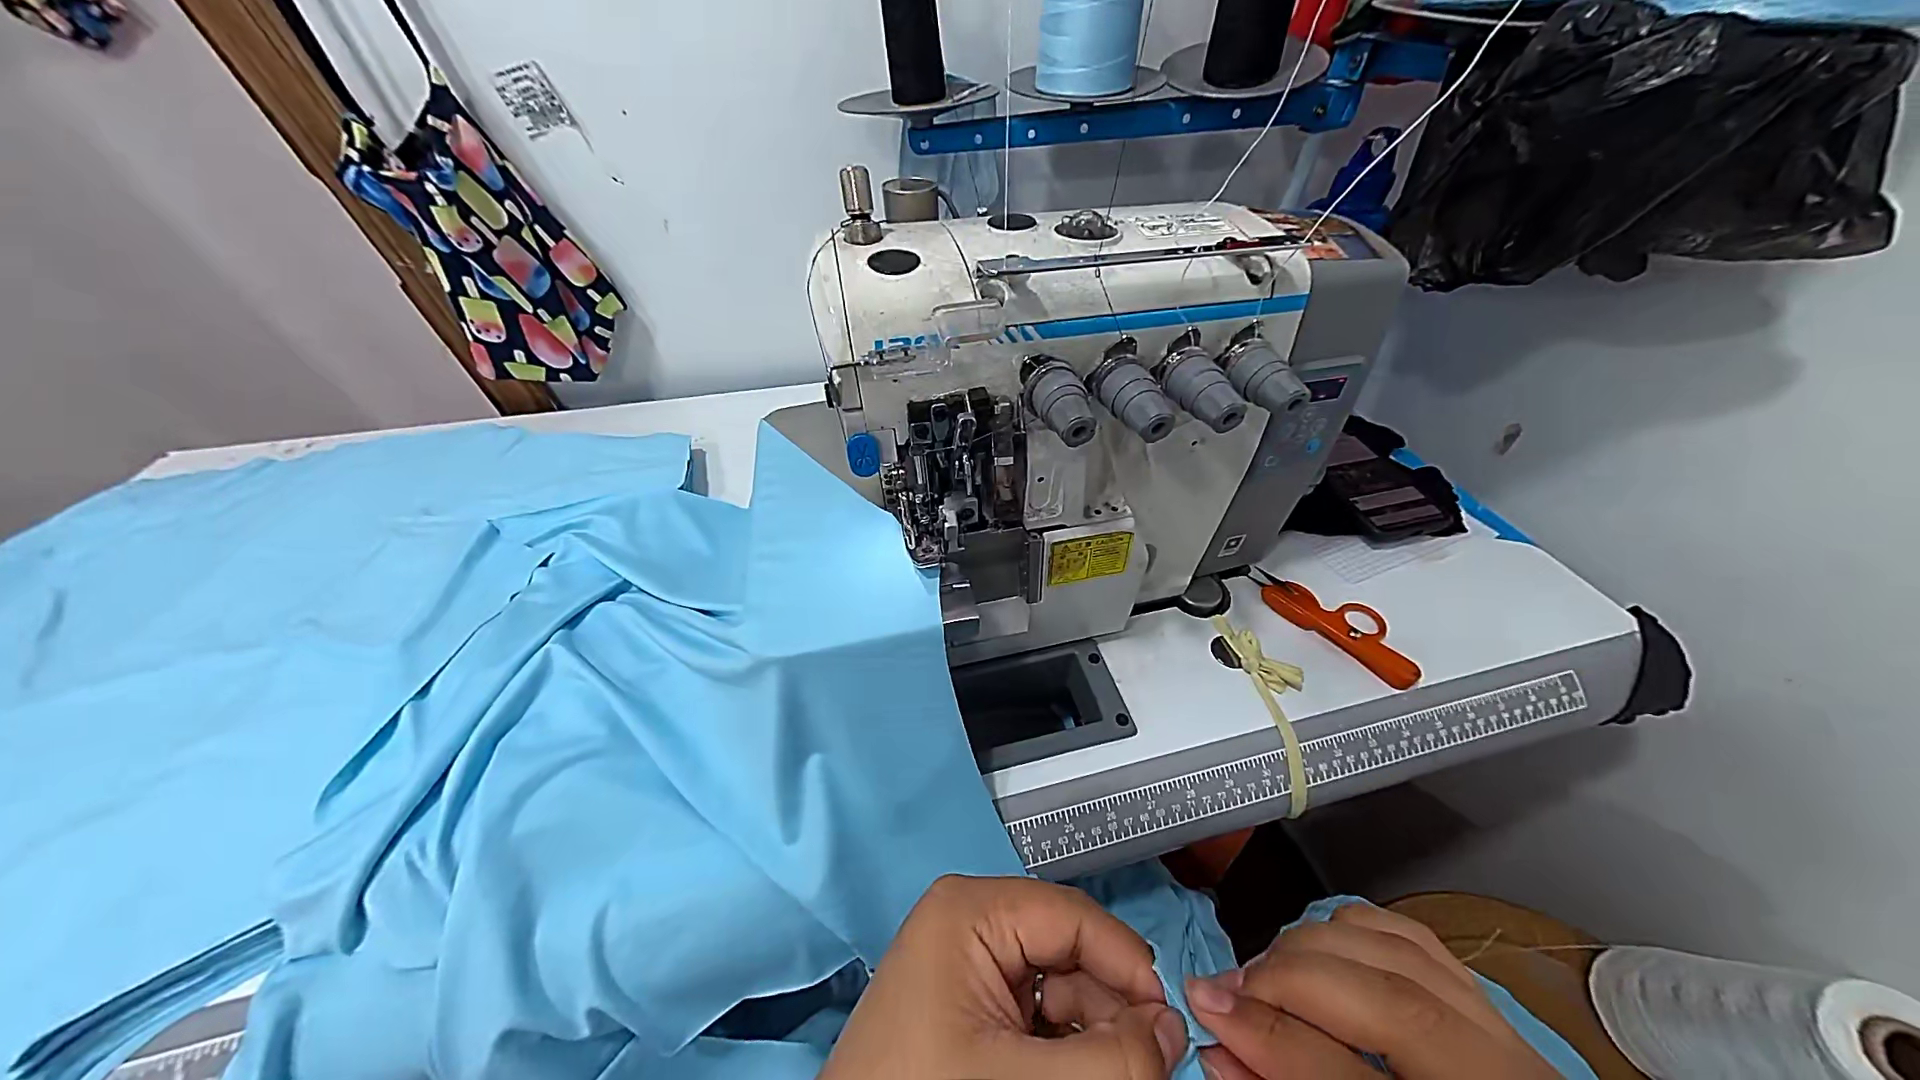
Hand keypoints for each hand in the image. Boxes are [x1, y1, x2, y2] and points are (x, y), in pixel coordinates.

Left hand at [821, 874, 1188, 1079]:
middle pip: (1070, 950)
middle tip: (1136, 1067)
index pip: (1075, 916)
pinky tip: (1062, 1072)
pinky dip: (1062, 1042)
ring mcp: (968, 955)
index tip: (1167, 1027)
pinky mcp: (969, 992)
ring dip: (1090, 1033)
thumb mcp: (1023, 1075)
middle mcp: (970, 917)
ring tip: (1096, 1073)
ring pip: (1060, 983)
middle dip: (1109, 1009)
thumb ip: (1111, 1058)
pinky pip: (1035, 1006)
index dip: (1129, 966)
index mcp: (972, 908)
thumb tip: (1172, 1030)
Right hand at [1186, 903, 1556, 1079]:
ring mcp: (1508, 1035)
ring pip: (1397, 948)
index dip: (1268, 1033)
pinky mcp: (1488, 1003)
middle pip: (1385, 995)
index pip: (1350, 1074)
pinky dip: (1350, 930)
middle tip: (1227, 985)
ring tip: (1265, 972)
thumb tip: (1218, 1047)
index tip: (1205, 1005)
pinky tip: (1316, 949)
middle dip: (1287, 977)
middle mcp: (1504, 1075)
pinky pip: (1411, 936)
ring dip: (1311, 947)